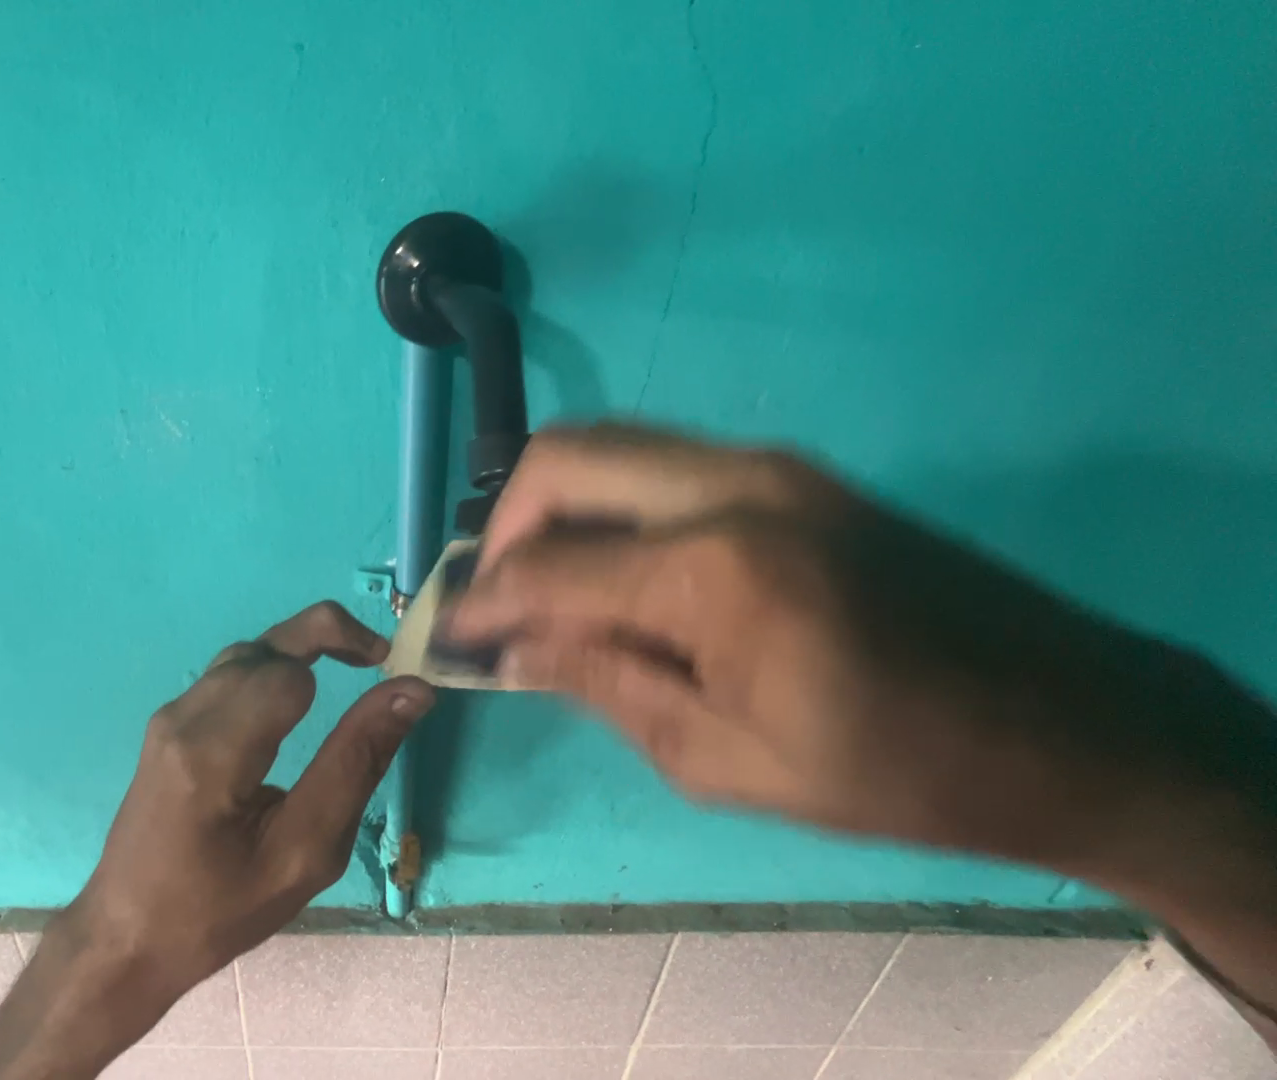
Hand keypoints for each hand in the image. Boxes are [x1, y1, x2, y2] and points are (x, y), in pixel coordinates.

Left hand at [72, 600, 433, 992]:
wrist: (128, 936)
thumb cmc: (221, 908)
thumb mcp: (304, 852)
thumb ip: (357, 763)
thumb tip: (412, 692)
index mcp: (215, 750)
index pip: (290, 672)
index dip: (343, 664)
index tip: (386, 682)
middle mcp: (185, 717)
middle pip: (267, 646)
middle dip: (327, 638)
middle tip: (377, 659)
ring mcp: (170, 716)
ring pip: (246, 653)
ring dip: (299, 651)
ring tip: (349, 672)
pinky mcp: (168, 725)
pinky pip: (227, 674)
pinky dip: (272, 671)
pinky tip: (296, 702)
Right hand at [447, 423, 1276, 878]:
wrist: (1072, 724)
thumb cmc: (895, 769)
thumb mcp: (724, 761)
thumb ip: (603, 685)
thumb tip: (510, 650)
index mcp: (714, 570)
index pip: (546, 566)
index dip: (481, 601)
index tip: (451, 634)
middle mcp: (731, 485)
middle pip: (562, 457)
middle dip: (503, 524)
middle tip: (497, 596)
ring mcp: (766, 464)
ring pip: (607, 444)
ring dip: (552, 506)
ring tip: (546, 584)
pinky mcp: (789, 471)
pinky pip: (657, 463)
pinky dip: (606, 503)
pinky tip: (614, 569)